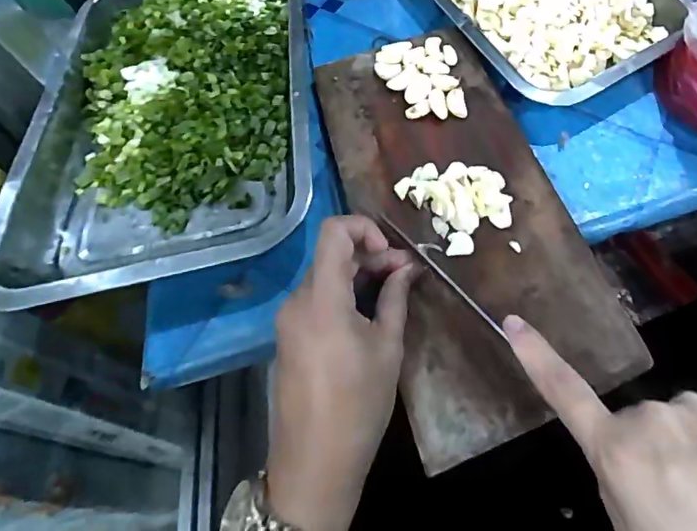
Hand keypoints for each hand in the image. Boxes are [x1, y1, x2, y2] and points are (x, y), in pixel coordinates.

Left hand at [266, 216, 416, 530]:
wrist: (313, 468)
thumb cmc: (357, 405)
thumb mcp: (387, 347)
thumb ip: (395, 297)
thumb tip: (408, 266)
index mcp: (321, 299)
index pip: (333, 232)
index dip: (364, 228)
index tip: (390, 253)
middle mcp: (298, 302)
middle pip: (332, 254)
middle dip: (371, 255)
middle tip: (405, 273)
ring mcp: (289, 320)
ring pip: (326, 274)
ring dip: (359, 274)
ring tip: (393, 290)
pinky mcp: (289, 337)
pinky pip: (318, 297)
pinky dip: (344, 292)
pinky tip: (369, 311)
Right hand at [505, 315, 696, 530]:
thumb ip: (617, 493)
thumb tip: (620, 467)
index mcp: (620, 453)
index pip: (566, 396)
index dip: (536, 359)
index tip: (513, 321)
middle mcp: (653, 414)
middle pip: (633, 428)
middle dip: (644, 455)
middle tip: (677, 508)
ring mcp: (696, 403)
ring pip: (675, 422)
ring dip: (685, 450)